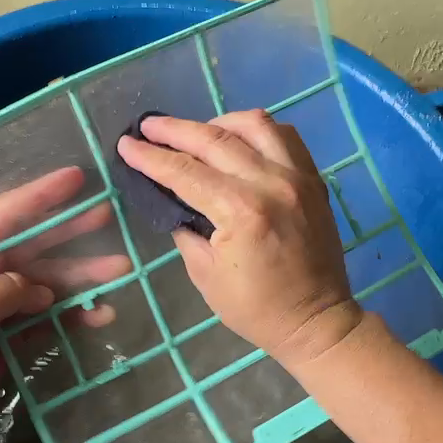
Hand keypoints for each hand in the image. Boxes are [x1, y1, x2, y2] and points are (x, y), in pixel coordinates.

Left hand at [0, 167, 130, 442]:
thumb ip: (7, 290)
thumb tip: (43, 291)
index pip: (5, 216)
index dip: (41, 195)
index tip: (77, 177)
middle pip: (34, 246)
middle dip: (72, 231)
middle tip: (110, 215)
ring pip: (48, 283)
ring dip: (83, 277)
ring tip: (121, 271)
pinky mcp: (10, 336)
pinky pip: (48, 317)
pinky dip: (74, 315)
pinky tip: (101, 315)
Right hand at [116, 111, 363, 365]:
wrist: (316, 320)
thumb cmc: (256, 307)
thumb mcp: (205, 274)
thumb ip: (186, 227)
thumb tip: (173, 197)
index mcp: (242, 211)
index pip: (185, 172)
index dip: (150, 157)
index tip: (126, 144)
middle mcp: (271, 182)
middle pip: (215, 139)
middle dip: (174, 130)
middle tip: (147, 126)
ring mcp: (297, 177)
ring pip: (255, 124)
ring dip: (218, 122)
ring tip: (195, 132)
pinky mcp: (313, 179)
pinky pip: (285, 136)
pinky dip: (257, 130)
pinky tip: (238, 140)